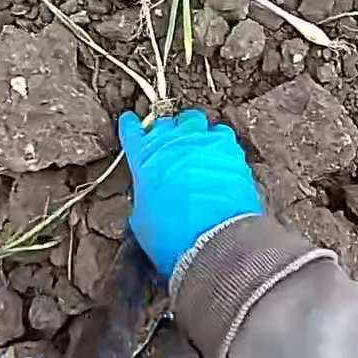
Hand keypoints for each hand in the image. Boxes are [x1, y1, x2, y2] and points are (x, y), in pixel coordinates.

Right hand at [117, 109, 262, 277]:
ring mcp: (200, 141)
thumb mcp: (142, 219)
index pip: (132, 132)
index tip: (131, 121)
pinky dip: (218, 142)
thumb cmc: (173, 235)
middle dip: (166, 129)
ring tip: (195, 143)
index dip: (130, 126)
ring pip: (193, 120)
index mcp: (144, 160)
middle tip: (169, 141)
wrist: (212, 238)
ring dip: (192, 130)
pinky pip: (221, 133)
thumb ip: (144, 196)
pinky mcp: (227, 146)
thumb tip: (150, 195)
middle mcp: (171, 143)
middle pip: (165, 121)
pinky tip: (219, 155)